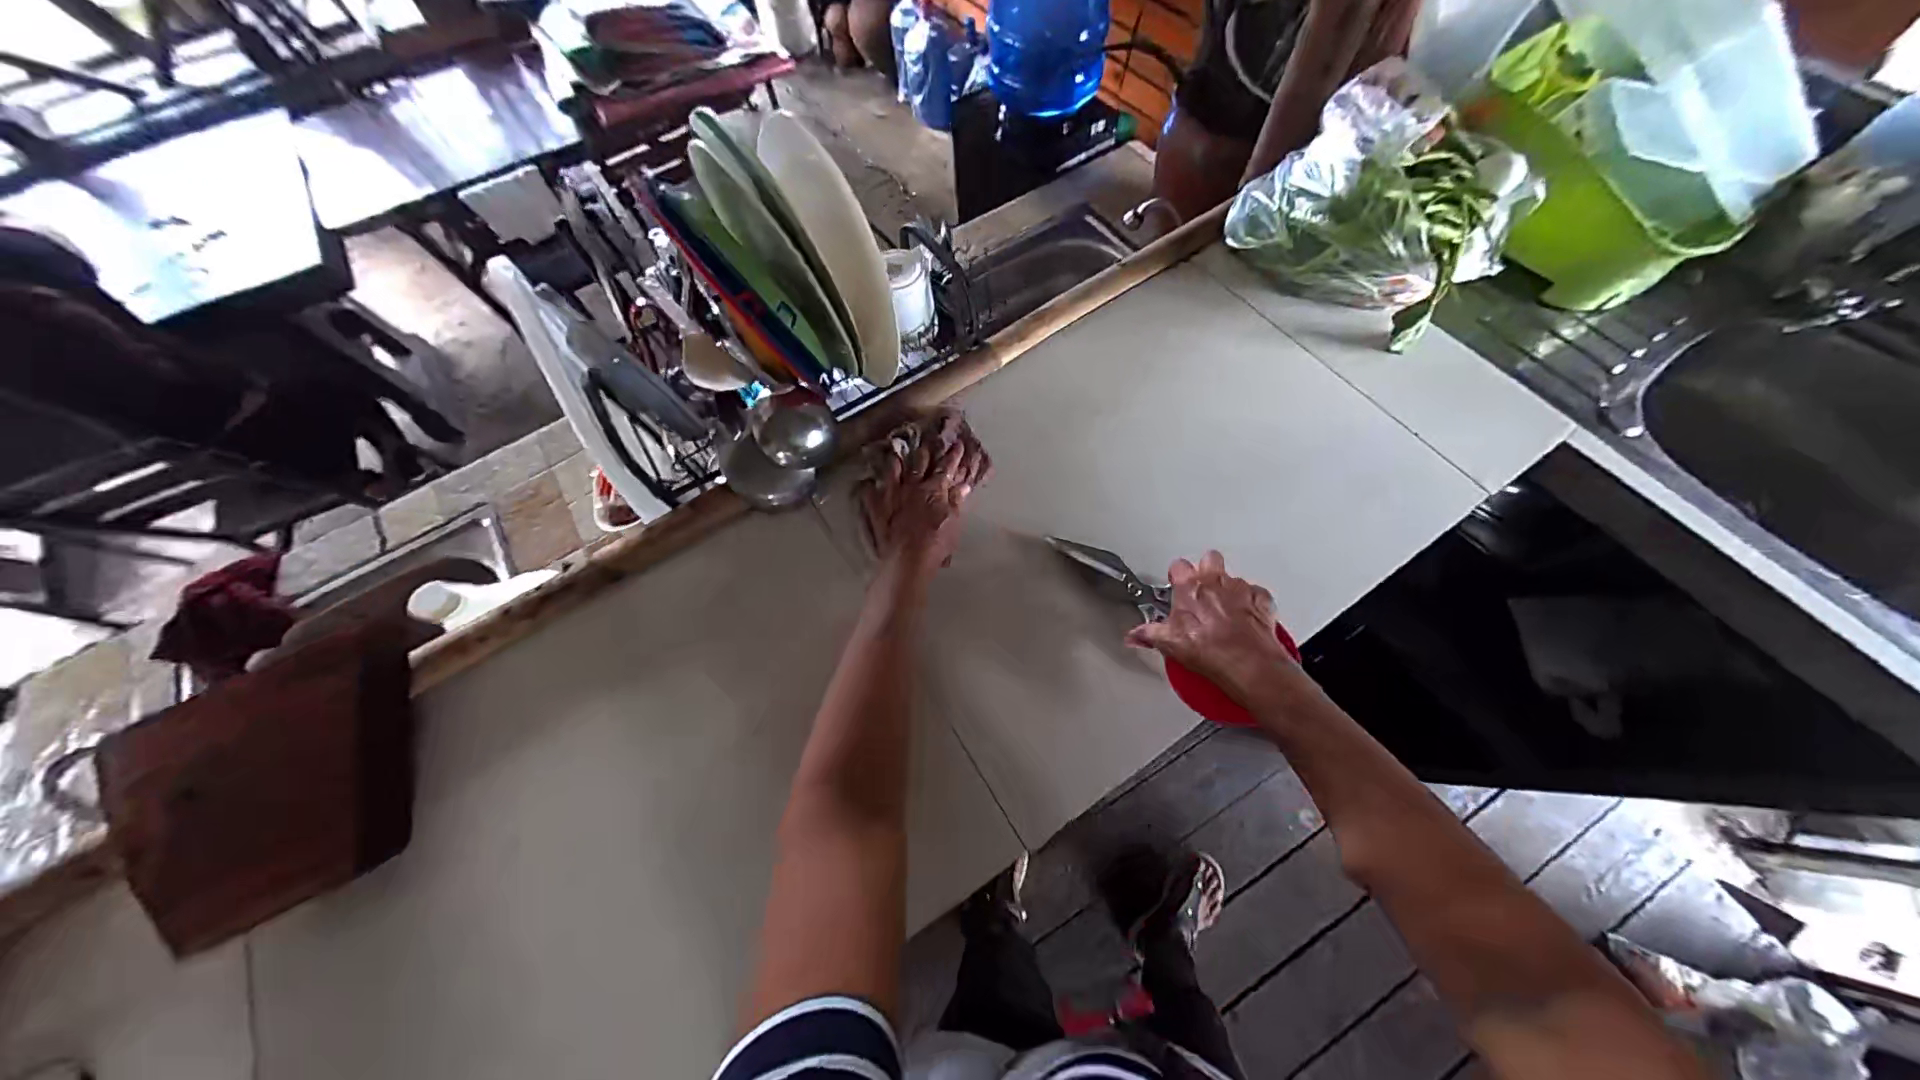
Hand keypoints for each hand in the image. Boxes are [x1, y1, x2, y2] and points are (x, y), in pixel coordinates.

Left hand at [859, 412, 991, 574]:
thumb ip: (956, 502)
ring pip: (893, 471)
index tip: (957, 443)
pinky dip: (871, 486)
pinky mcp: (877, 509)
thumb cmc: (936, 542)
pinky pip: (870, 493)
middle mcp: (912, 486)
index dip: (953, 455)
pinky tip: (869, 483)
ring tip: (897, 452)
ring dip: (896, 461)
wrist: (908, 559)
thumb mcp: (953, 522)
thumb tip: (963, 485)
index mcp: (934, 489)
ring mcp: (892, 496)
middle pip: (919, 463)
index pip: (946, 467)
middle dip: (926, 450)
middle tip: (929, 440)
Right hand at [1125, 551, 1306, 711]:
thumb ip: (1149, 633)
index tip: (1175, 586)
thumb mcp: (1168, 643)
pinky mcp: (1261, 601)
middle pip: (1210, 559)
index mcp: (1190, 586)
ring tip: (1224, 609)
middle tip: (1201, 589)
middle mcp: (1216, 581)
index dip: (1176, 574)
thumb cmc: (1209, 649)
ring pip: (1234, 577)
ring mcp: (1241, 589)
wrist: (1246, 663)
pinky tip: (1246, 618)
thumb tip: (1136, 635)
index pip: (1178, 566)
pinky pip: (1256, 594)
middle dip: (1206, 569)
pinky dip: (1252, 603)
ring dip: (1229, 589)